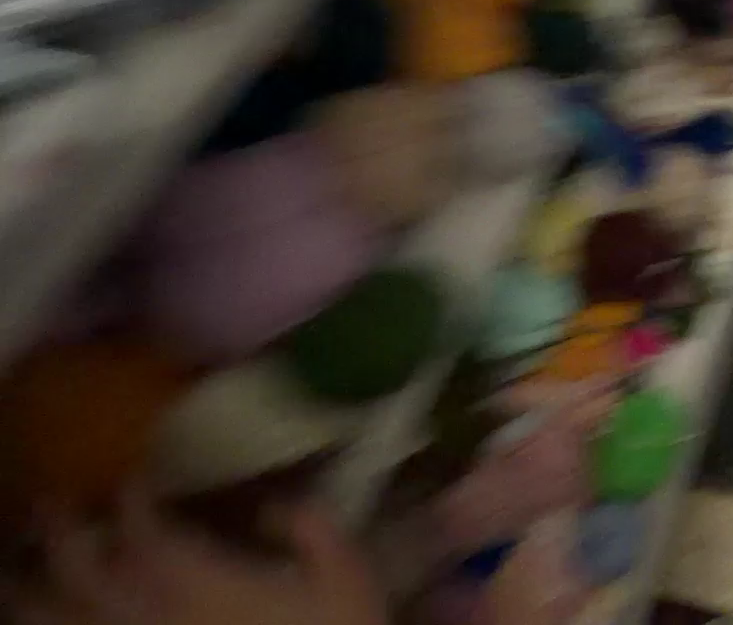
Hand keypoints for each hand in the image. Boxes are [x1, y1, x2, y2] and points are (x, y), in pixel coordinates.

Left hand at [17, 492, 386, 624]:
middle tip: (52, 502)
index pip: (150, 540)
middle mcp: (157, 620)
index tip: (132, 477)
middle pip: (86, 578)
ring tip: (15, 565)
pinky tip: (38, 616)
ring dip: (28, 591)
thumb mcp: (346, 572)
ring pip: (57, 622)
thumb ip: (313, 530)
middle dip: (63, 535)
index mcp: (209, 589)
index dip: (133, 504)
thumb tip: (271, 506)